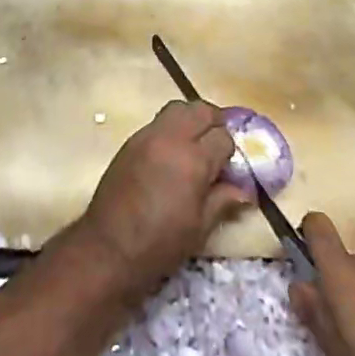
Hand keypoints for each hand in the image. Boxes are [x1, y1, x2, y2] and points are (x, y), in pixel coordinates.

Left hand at [71, 101, 249, 294]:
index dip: (231, 151)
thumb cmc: (161, 243)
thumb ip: (223, 200)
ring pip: (177, 109)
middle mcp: (170, 138)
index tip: (230, 166)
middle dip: (214, 122)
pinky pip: (157, 123)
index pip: (222, 136)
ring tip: (197, 145)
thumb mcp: (200, 227)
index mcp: (193, 159)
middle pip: (200, 110)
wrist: (109, 246)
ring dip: (191, 119)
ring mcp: (147, 136)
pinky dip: (171, 129)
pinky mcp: (130, 141)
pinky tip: (172, 153)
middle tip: (218, 144)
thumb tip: (244, 190)